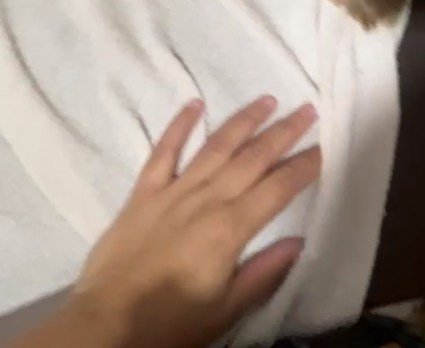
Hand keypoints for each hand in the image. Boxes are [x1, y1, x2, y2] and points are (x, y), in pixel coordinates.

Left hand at [31, 97, 321, 347]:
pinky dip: (178, 126)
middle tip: (308, 109)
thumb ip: (263, 274)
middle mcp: (207, 200)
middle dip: (284, 132)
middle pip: (253, 158)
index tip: (324, 147)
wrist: (100, 331)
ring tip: (268, 100)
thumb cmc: (168, 325)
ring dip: (244, 121)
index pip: (278, 188)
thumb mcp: (224, 312)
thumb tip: (299, 241)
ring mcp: (173, 193)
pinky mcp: (143, 195)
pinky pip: (162, 153)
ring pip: (216, 147)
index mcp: (230, 228)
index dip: (304, 166)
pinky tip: (194, 103)